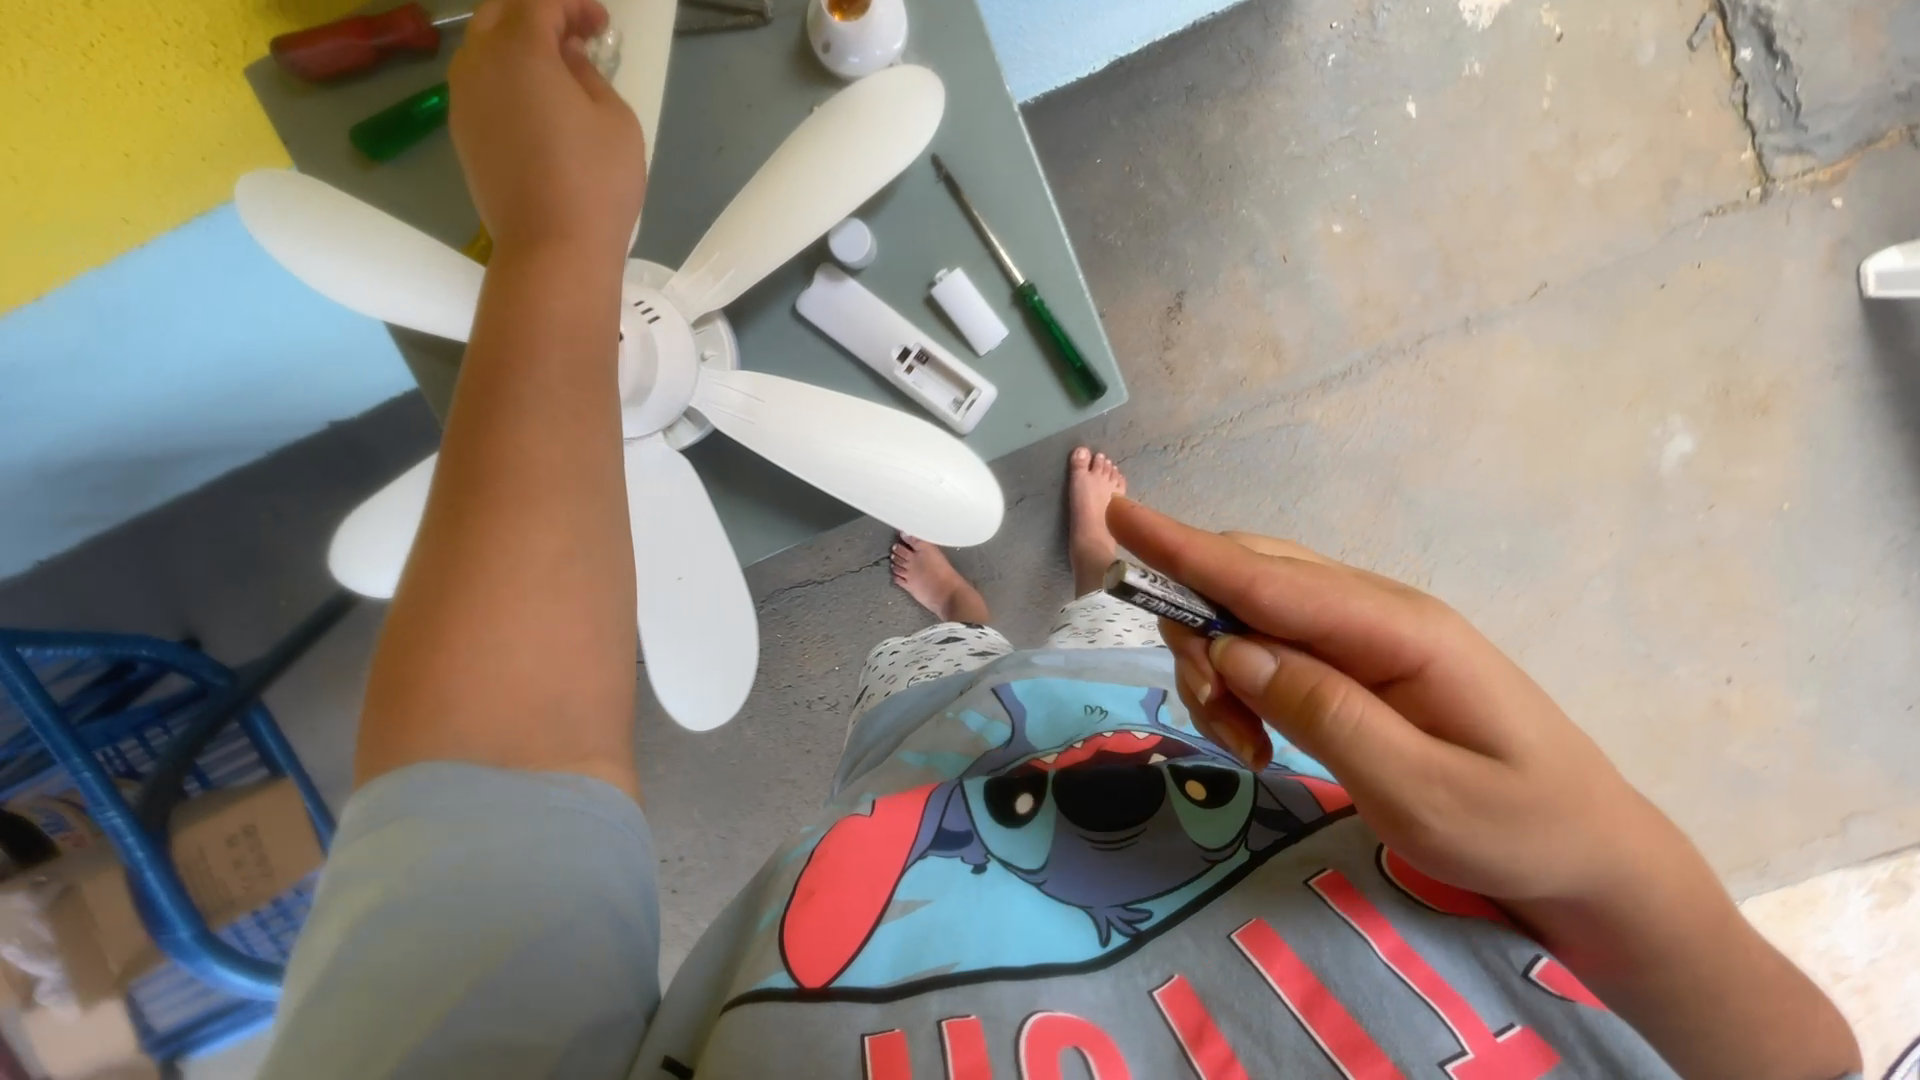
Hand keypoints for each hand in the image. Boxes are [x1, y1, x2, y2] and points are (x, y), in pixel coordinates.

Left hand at [449, 0, 645, 260]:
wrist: (552, 249)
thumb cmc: (596, 182)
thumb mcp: (617, 120)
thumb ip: (590, 76)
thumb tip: (568, 62)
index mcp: (518, 49)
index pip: (540, 1)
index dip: (574, 5)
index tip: (602, 24)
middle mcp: (478, 62)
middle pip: (500, 13)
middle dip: (539, 14)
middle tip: (576, 37)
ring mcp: (463, 100)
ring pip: (484, 48)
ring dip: (519, 47)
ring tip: (558, 73)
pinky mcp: (464, 134)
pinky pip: (482, 86)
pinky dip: (508, 80)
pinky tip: (538, 107)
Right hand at [1106, 497, 1694, 907]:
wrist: (1584, 849)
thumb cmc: (1516, 826)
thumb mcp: (1423, 793)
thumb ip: (1325, 715)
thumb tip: (1233, 651)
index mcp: (1396, 628)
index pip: (1267, 578)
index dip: (1184, 548)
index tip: (1119, 517)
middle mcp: (1369, 610)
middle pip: (1245, 578)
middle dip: (1196, 633)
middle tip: (1217, 719)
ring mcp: (1358, 630)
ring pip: (1244, 610)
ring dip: (1214, 667)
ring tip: (1245, 744)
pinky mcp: (1346, 656)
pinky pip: (1262, 643)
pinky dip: (1235, 683)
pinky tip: (1258, 735)